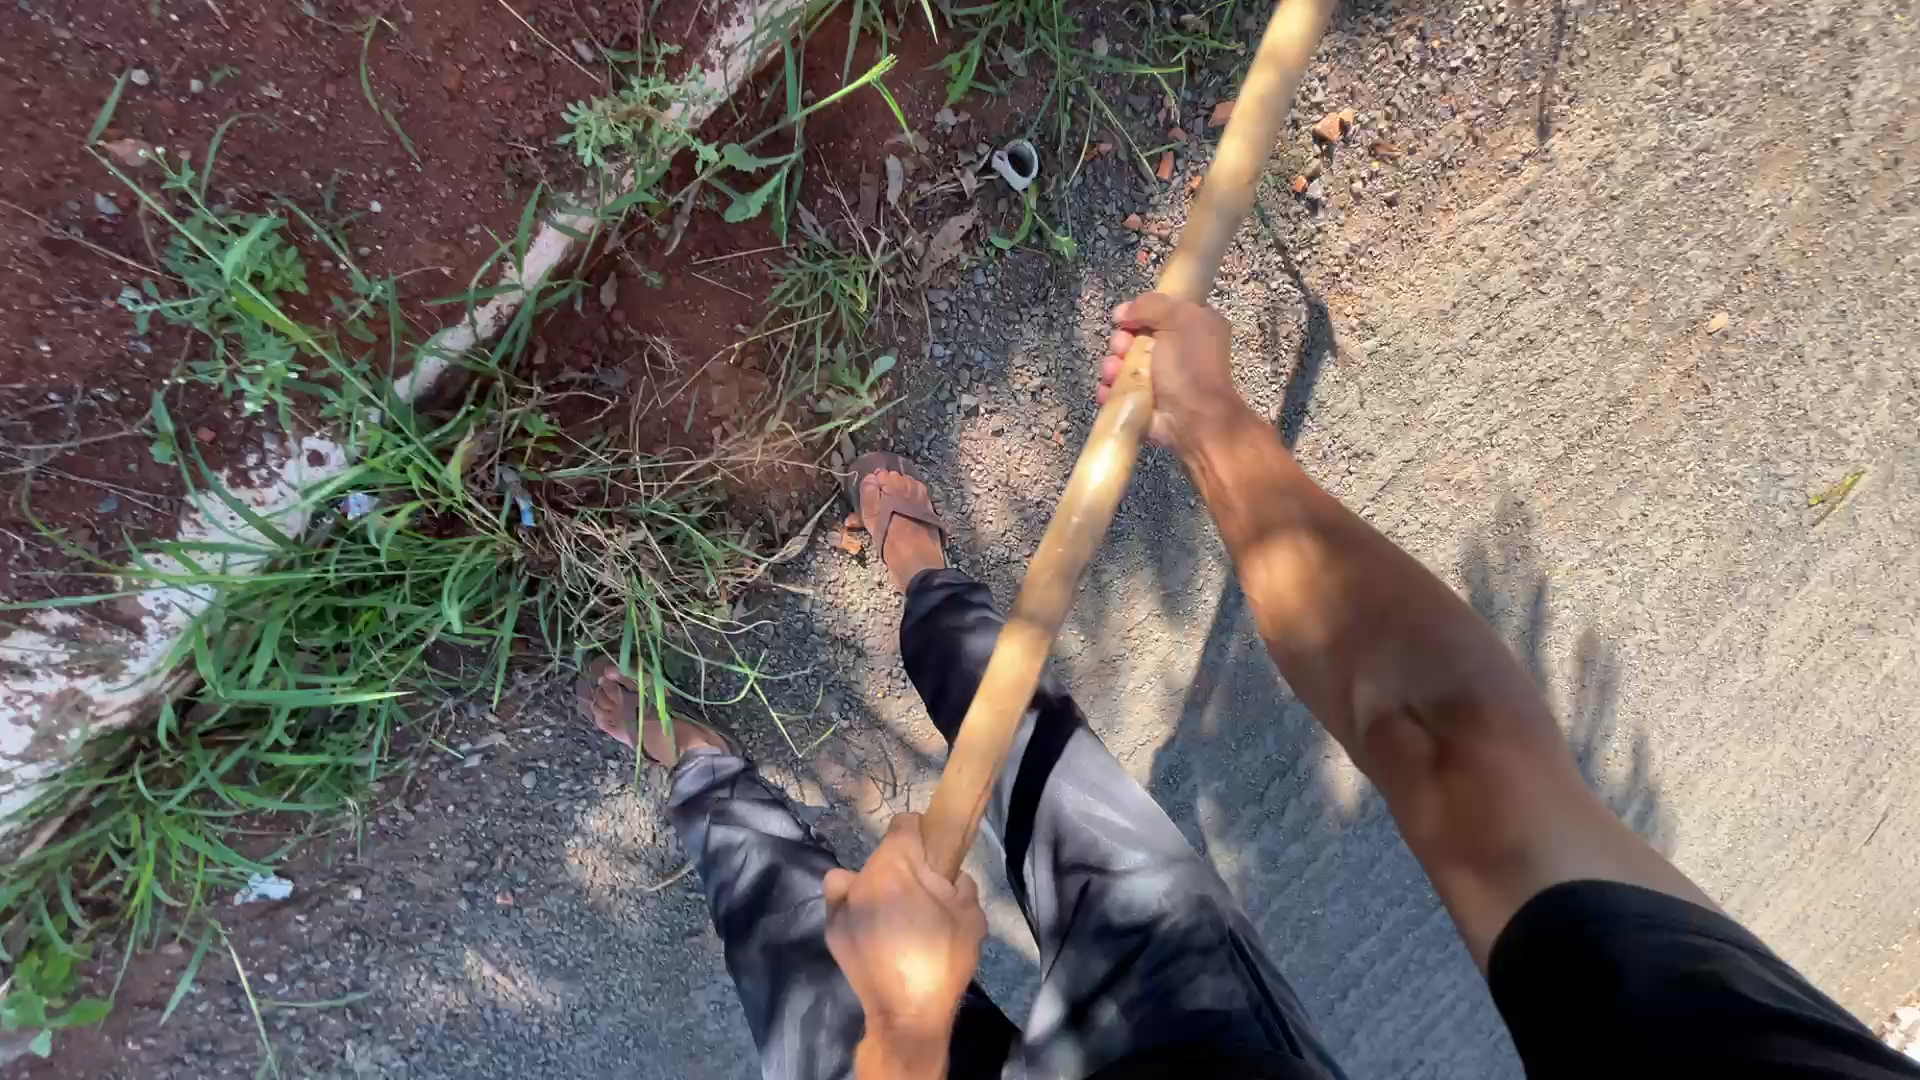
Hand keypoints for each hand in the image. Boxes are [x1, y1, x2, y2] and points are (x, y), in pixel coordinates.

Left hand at [824, 814, 985, 1077]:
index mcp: (897, 865)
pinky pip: (839, 900)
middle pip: (884, 853)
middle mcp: (865, 875)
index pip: (904, 823)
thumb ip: (961, 882)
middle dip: (904, 865)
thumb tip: (948, 874)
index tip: (933, 855)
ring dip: (875, 882)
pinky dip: (851, 904)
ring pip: (858, 873)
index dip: (922, 834)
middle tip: (922, 893)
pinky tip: (869, 922)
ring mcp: (843, 902)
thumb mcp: (971, 914)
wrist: (910, 1015)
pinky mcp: (832, 928)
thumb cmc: (943, 959)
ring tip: (890, 907)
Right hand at [1096, 292, 1249, 450]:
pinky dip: (1109, 391)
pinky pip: (1117, 392)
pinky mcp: (1142, 403)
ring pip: (1121, 366)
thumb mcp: (1179, 319)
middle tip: (1123, 349)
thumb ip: (1151, 305)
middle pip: (1133, 339)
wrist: (1192, 417)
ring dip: (1111, 367)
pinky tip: (1107, 391)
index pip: (1157, 313)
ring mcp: (1157, 381)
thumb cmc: (1190, 365)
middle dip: (1121, 342)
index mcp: (1191, 328)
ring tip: (1114, 374)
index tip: (1124, 319)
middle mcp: (1175, 353)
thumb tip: (1123, 312)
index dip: (1138, 314)